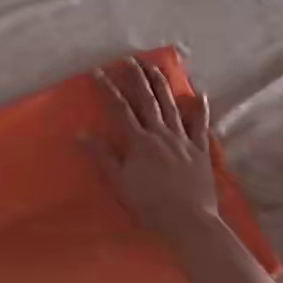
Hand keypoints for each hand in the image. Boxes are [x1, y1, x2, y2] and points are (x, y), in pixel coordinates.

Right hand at [86, 57, 219, 249]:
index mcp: (140, 141)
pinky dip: (200, 110)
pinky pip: (200, 126)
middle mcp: (161, 134)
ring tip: (153, 67)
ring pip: (171, 106)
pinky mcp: (200, 151)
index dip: (108, 89)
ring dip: (161, 85)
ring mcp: (183, 140)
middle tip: (129, 60)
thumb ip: (102, 156)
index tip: (98, 72)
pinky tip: (200, 95)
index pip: (119, 109)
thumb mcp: (119, 183)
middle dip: (136, 78)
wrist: (190, 222)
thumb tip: (81, 134)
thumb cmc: (150, 205)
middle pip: (147, 100)